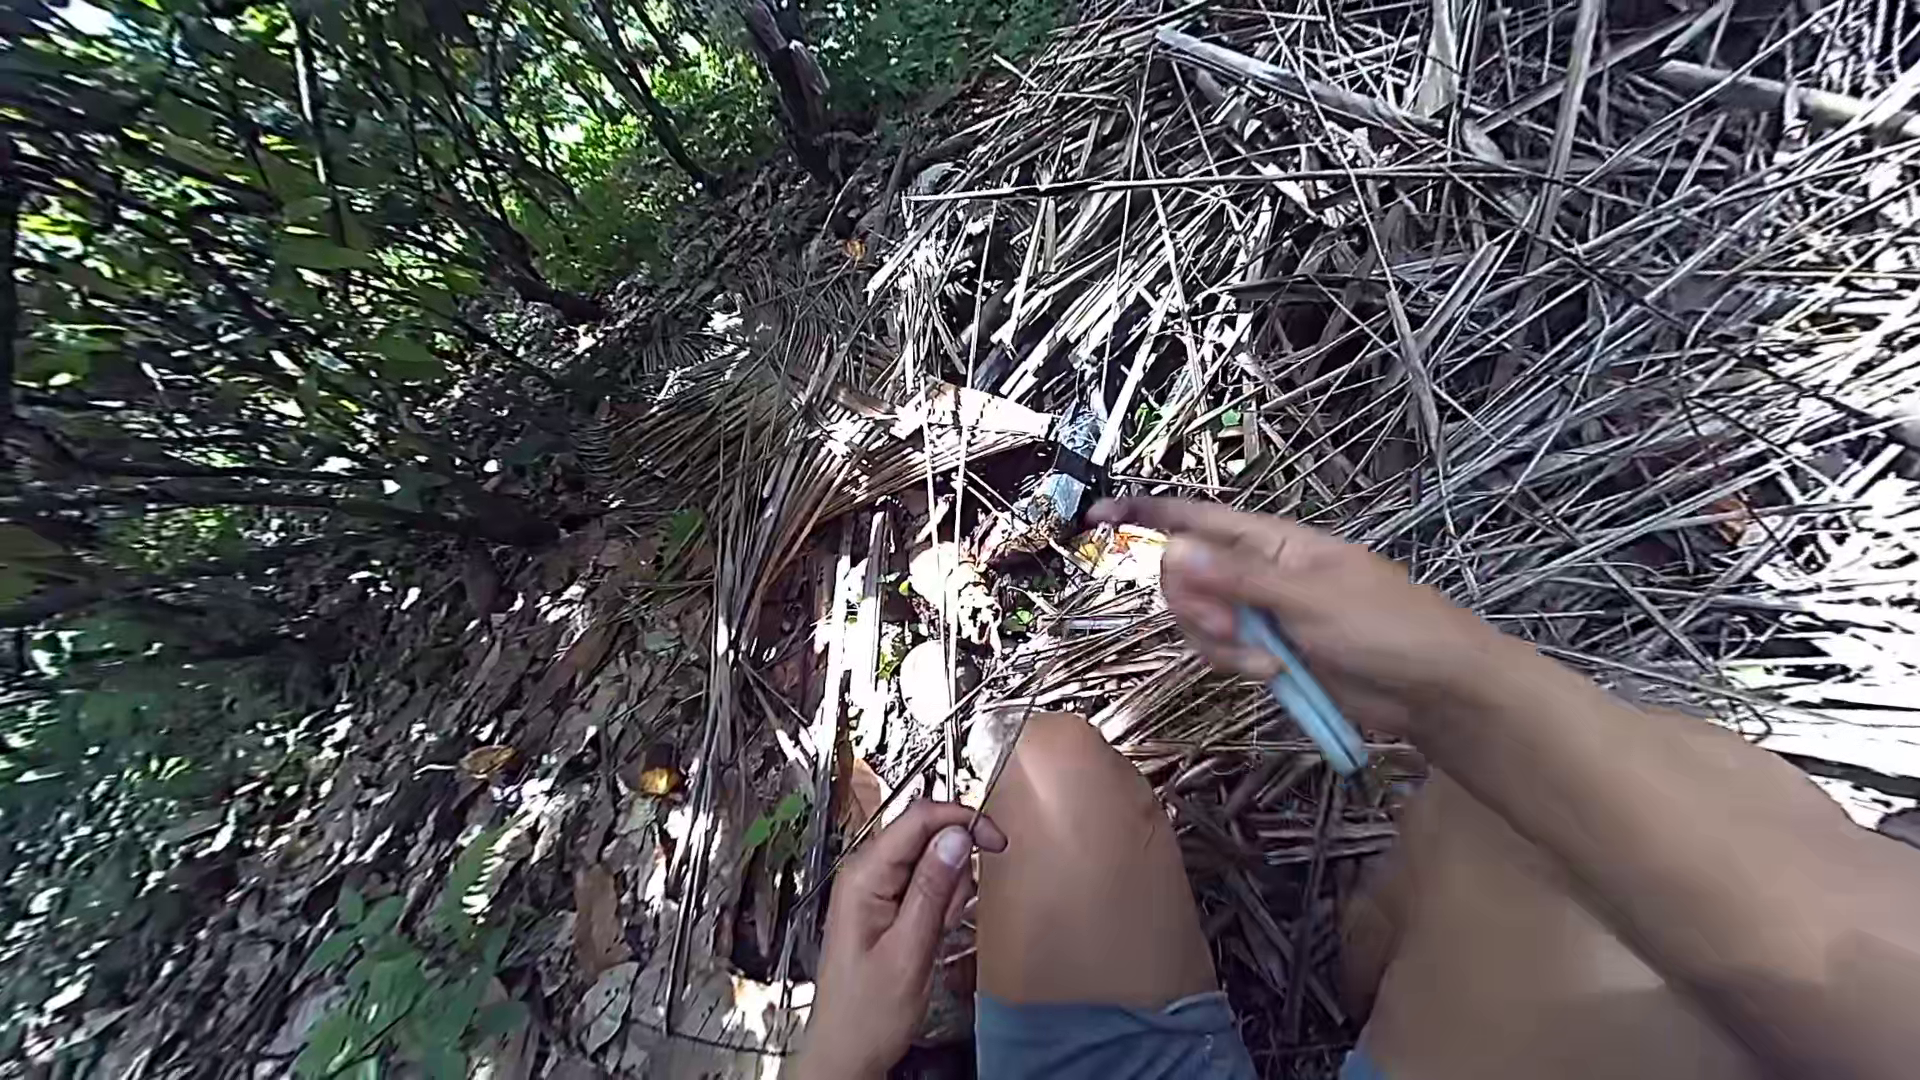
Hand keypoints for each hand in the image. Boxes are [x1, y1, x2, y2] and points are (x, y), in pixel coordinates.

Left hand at [790, 801, 1008, 1079]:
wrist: (846, 1055)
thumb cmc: (867, 1014)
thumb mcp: (908, 952)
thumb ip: (933, 889)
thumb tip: (958, 834)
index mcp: (865, 874)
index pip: (918, 818)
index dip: (960, 819)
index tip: (994, 838)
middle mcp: (868, 868)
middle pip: (927, 834)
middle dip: (953, 868)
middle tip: (951, 913)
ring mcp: (878, 882)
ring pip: (932, 857)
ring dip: (948, 890)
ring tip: (935, 932)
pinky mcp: (888, 897)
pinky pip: (927, 880)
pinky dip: (941, 901)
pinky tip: (932, 931)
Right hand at [1090, 497, 1512, 733]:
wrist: (1436, 693)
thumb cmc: (1387, 627)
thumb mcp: (1310, 598)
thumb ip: (1236, 577)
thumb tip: (1173, 549)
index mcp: (1267, 541)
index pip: (1194, 517)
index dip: (1146, 513)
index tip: (1099, 518)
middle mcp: (1251, 571)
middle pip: (1183, 574)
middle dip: (1195, 604)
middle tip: (1227, 625)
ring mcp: (1253, 611)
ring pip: (1194, 617)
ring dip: (1217, 641)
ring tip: (1262, 658)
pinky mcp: (1257, 648)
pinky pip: (1216, 649)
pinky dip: (1233, 662)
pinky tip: (1272, 672)